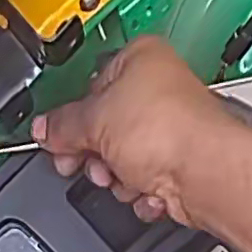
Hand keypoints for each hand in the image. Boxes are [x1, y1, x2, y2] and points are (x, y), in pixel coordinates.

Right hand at [33, 37, 251, 225]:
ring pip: (124, 162)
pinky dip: (143, 193)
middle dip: (95, 155)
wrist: (205, 175)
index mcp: (139, 59)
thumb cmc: (169, 133)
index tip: (58, 139)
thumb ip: (63, 126)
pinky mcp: (178, 169)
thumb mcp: (95, 121)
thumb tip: (46, 129)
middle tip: (90, 163)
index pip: (89, 87)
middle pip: (106, 129)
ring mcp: (170, 133)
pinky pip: (145, 183)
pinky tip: (149, 189)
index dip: (70, 119)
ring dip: (119, 178)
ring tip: (127, 177)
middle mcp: (158, 91)